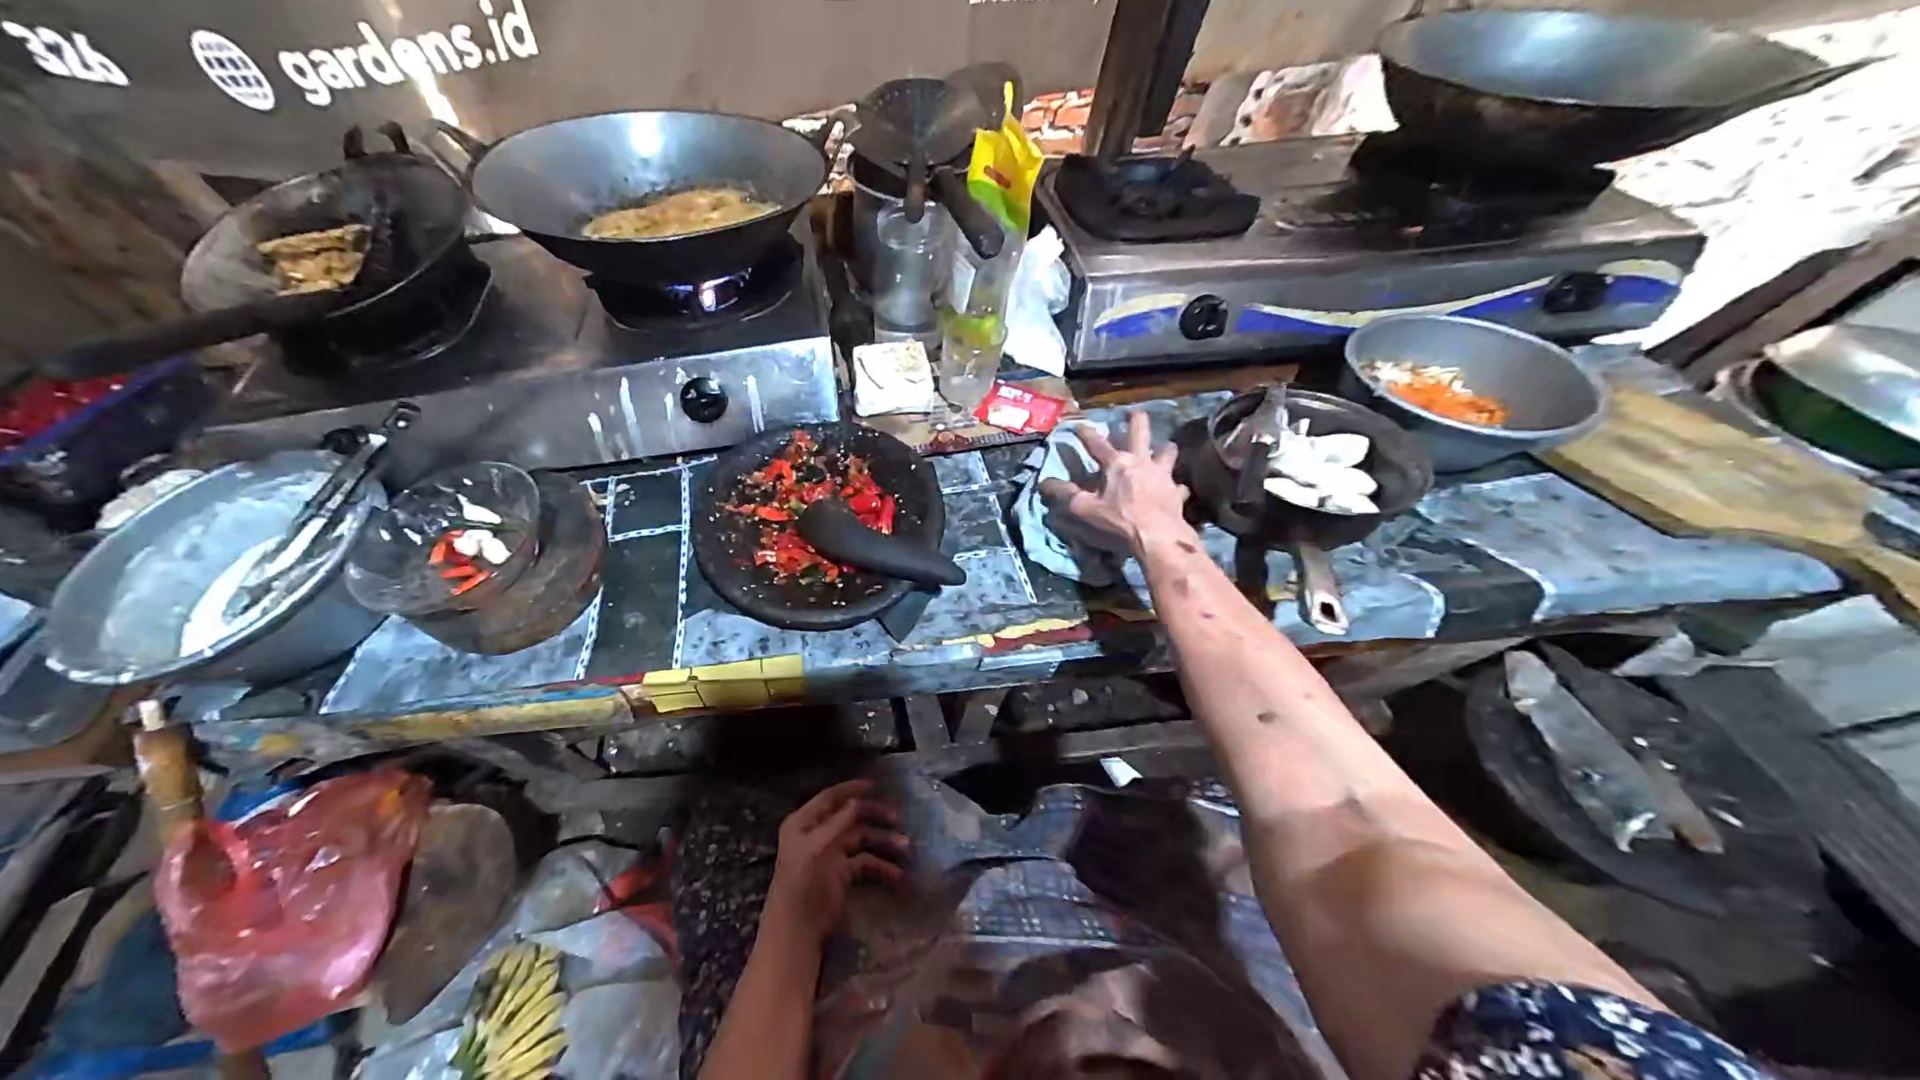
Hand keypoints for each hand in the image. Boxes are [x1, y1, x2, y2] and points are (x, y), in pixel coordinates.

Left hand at [760, 780, 907, 948]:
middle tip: (895, 816)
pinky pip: (866, 862)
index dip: (852, 789)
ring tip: (905, 846)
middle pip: (851, 816)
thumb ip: (837, 823)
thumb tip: (858, 801)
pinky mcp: (843, 873)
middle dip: (874, 814)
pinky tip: (896, 873)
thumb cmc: (801, 881)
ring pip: (862, 838)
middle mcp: (819, 834)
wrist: (797, 927)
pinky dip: (882, 865)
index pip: (831, 798)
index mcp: (804, 822)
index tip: (875, 785)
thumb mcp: (816, 847)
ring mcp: (832, 853)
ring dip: (883, 840)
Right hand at [1038, 412, 1192, 553]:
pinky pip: (1179, 486)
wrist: (1157, 538)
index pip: (1096, 442)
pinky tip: (1175, 491)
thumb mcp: (1083, 509)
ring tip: (1163, 450)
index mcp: (1116, 464)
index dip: (1084, 432)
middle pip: (1141, 432)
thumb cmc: (1118, 521)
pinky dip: (1176, 487)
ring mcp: (1163, 476)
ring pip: (1168, 452)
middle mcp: (1141, 462)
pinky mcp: (1177, 493)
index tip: (1077, 424)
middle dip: (1136, 420)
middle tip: (1134, 414)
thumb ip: (1064, 494)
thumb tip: (1045, 483)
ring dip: (1164, 449)